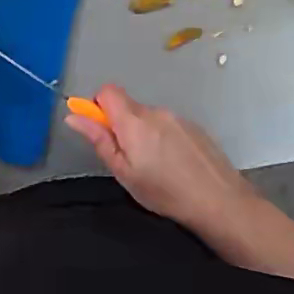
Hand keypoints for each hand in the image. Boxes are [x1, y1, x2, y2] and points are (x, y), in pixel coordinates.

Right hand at [64, 84, 257, 225]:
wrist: (220, 201)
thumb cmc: (163, 191)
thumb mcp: (123, 171)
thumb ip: (98, 140)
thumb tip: (73, 117)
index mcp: (133, 121)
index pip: (107, 91)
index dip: (98, 106)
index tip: (102, 131)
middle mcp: (156, 112)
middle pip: (128, 106)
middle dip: (121, 125)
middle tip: (128, 158)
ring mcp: (178, 118)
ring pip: (148, 117)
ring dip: (143, 133)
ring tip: (155, 165)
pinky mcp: (195, 128)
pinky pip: (167, 125)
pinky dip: (162, 138)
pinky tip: (174, 164)